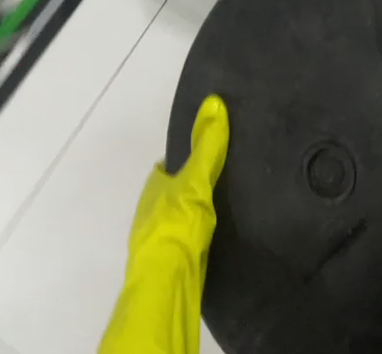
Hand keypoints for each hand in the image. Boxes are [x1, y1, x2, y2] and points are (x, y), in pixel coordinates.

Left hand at [99, 95, 228, 353]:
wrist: (166, 281)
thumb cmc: (176, 223)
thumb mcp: (196, 179)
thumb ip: (207, 145)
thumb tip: (213, 100)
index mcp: (153, 187)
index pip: (170, 165)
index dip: (188, 157)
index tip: (210, 152)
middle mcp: (151, 210)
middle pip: (175, 191)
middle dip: (193, 186)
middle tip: (226, 176)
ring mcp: (159, 238)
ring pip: (182, 216)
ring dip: (197, 212)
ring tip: (230, 203)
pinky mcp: (174, 262)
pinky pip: (190, 239)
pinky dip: (202, 234)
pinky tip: (222, 233)